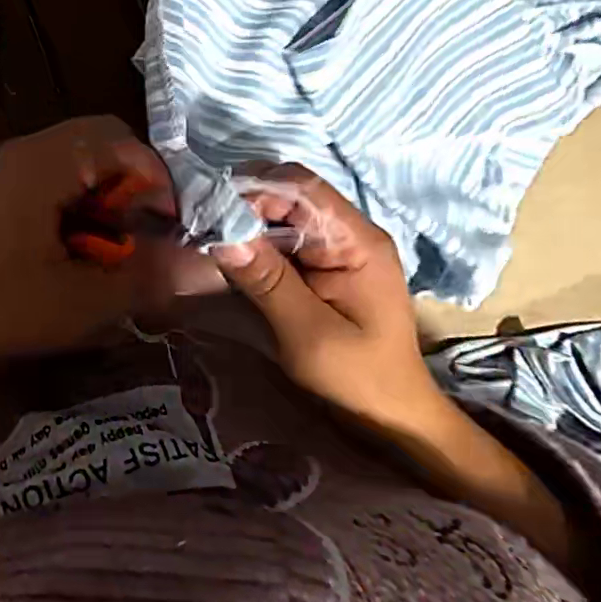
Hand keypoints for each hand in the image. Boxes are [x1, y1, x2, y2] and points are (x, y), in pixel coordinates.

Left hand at [0, 116, 180, 381]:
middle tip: (145, 234)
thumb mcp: (80, 300)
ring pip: (83, 162)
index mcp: (49, 161)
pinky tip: (80, 251)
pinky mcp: (3, 192)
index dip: (159, 180)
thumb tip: (212, 268)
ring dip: (110, 197)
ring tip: (115, 247)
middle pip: (105, 143)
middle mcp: (31, 151)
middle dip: (135, 186)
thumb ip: (149, 279)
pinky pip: (59, 180)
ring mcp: (13, 169)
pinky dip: (84, 206)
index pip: (125, 142)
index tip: (171, 227)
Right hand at [212, 163, 444, 433]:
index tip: (215, 216)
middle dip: (245, 203)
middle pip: (290, 191)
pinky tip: (235, 257)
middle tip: (207, 229)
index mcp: (357, 241)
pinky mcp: (325, 260)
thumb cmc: (358, 379)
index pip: (302, 186)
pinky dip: (256, 239)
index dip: (255, 191)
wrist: (393, 414)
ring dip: (246, 221)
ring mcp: (338, 244)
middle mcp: (350, 231)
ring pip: (283, 210)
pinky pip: (284, 234)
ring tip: (213, 241)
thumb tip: (224, 234)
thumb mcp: (308, 336)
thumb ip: (268, 282)